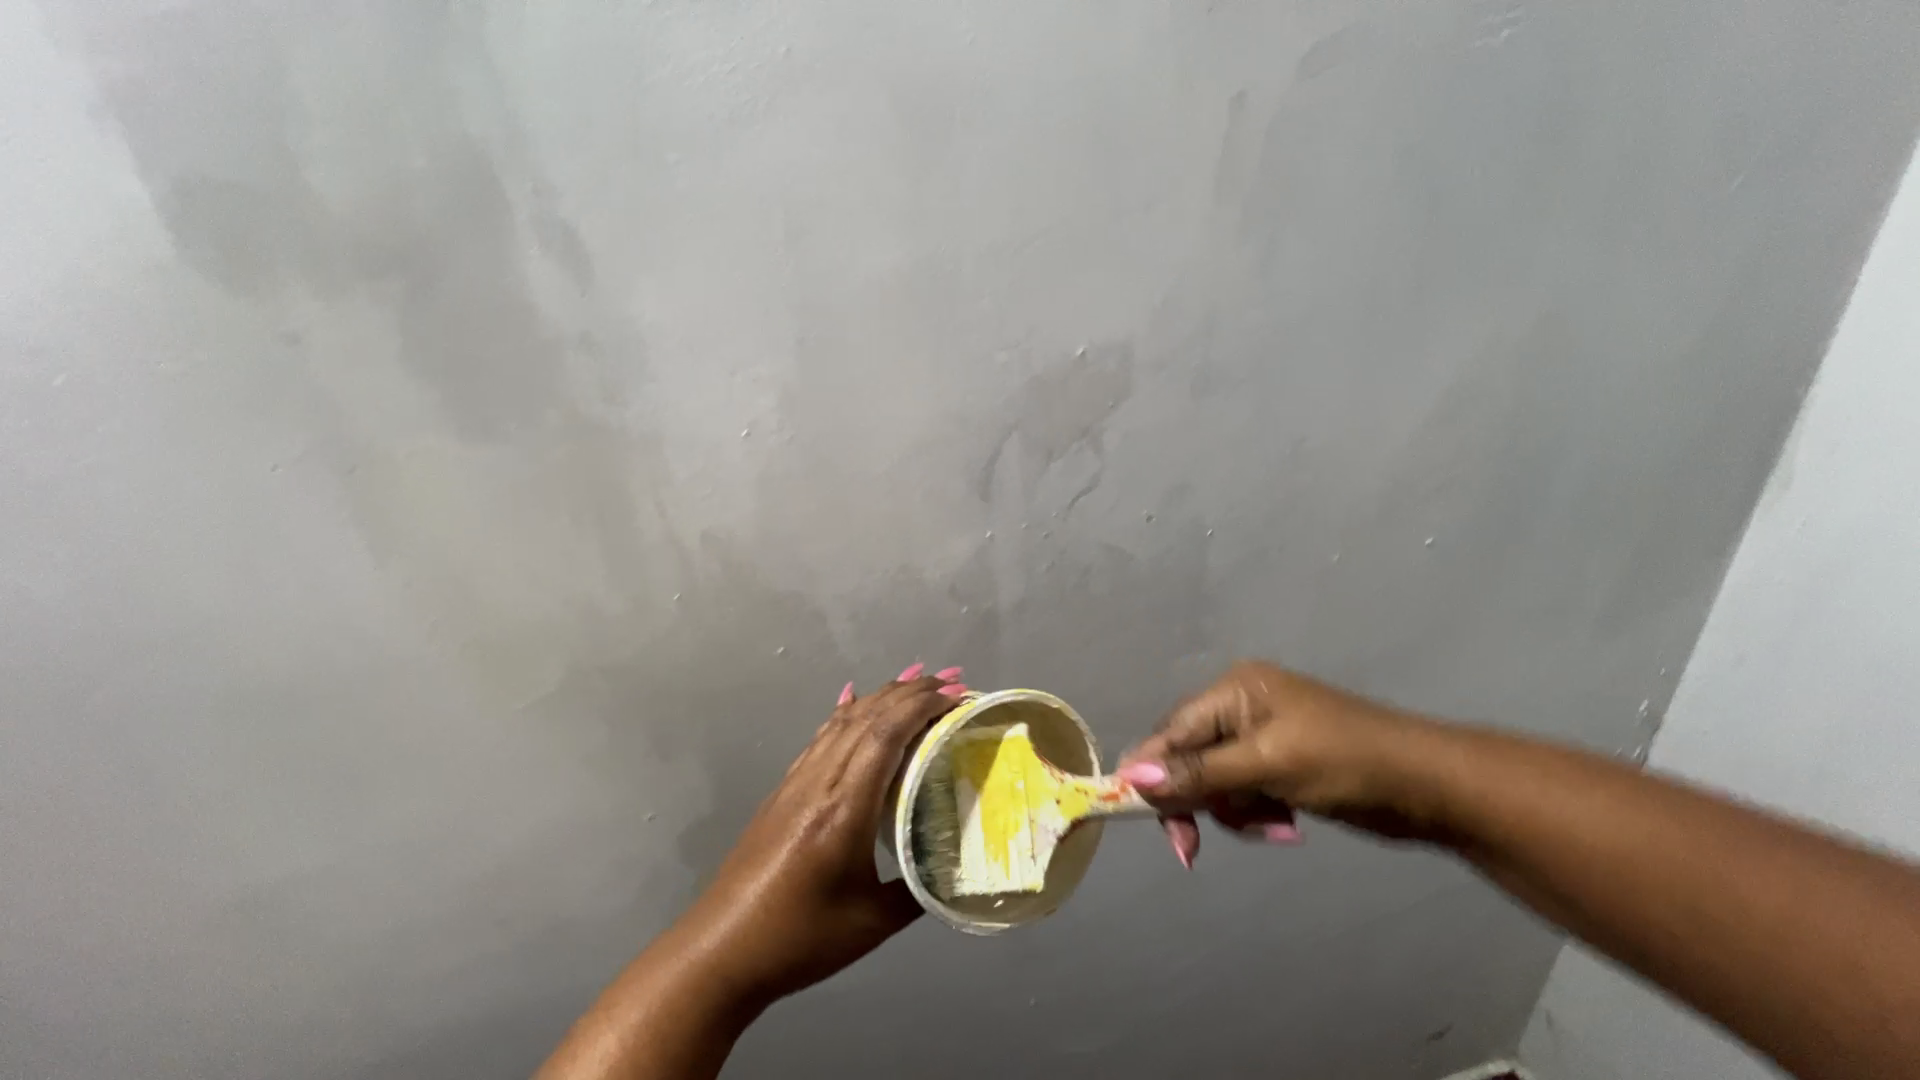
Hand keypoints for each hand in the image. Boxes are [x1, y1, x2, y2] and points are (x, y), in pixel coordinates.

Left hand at [669, 663, 969, 1007]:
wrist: (720, 951)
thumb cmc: (800, 939)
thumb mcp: (873, 922)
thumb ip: (919, 888)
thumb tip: (953, 865)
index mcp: (844, 809)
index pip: (884, 736)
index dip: (921, 707)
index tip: (955, 695)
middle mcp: (818, 783)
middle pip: (866, 718)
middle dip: (909, 692)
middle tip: (950, 680)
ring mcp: (796, 784)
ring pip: (841, 723)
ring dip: (880, 696)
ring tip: (915, 682)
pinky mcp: (782, 792)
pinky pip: (821, 738)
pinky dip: (845, 714)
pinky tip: (854, 703)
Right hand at [1117, 661, 1437, 866]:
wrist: (1430, 786)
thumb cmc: (1346, 764)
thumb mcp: (1267, 766)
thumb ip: (1199, 772)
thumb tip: (1133, 776)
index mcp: (1234, 691)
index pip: (1172, 731)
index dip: (1150, 772)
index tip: (1132, 814)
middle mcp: (1240, 707)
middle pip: (1187, 758)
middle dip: (1197, 801)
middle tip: (1191, 850)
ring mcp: (1262, 736)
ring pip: (1213, 782)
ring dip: (1233, 813)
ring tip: (1273, 828)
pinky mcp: (1280, 765)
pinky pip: (1243, 792)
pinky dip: (1255, 814)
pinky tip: (1286, 826)